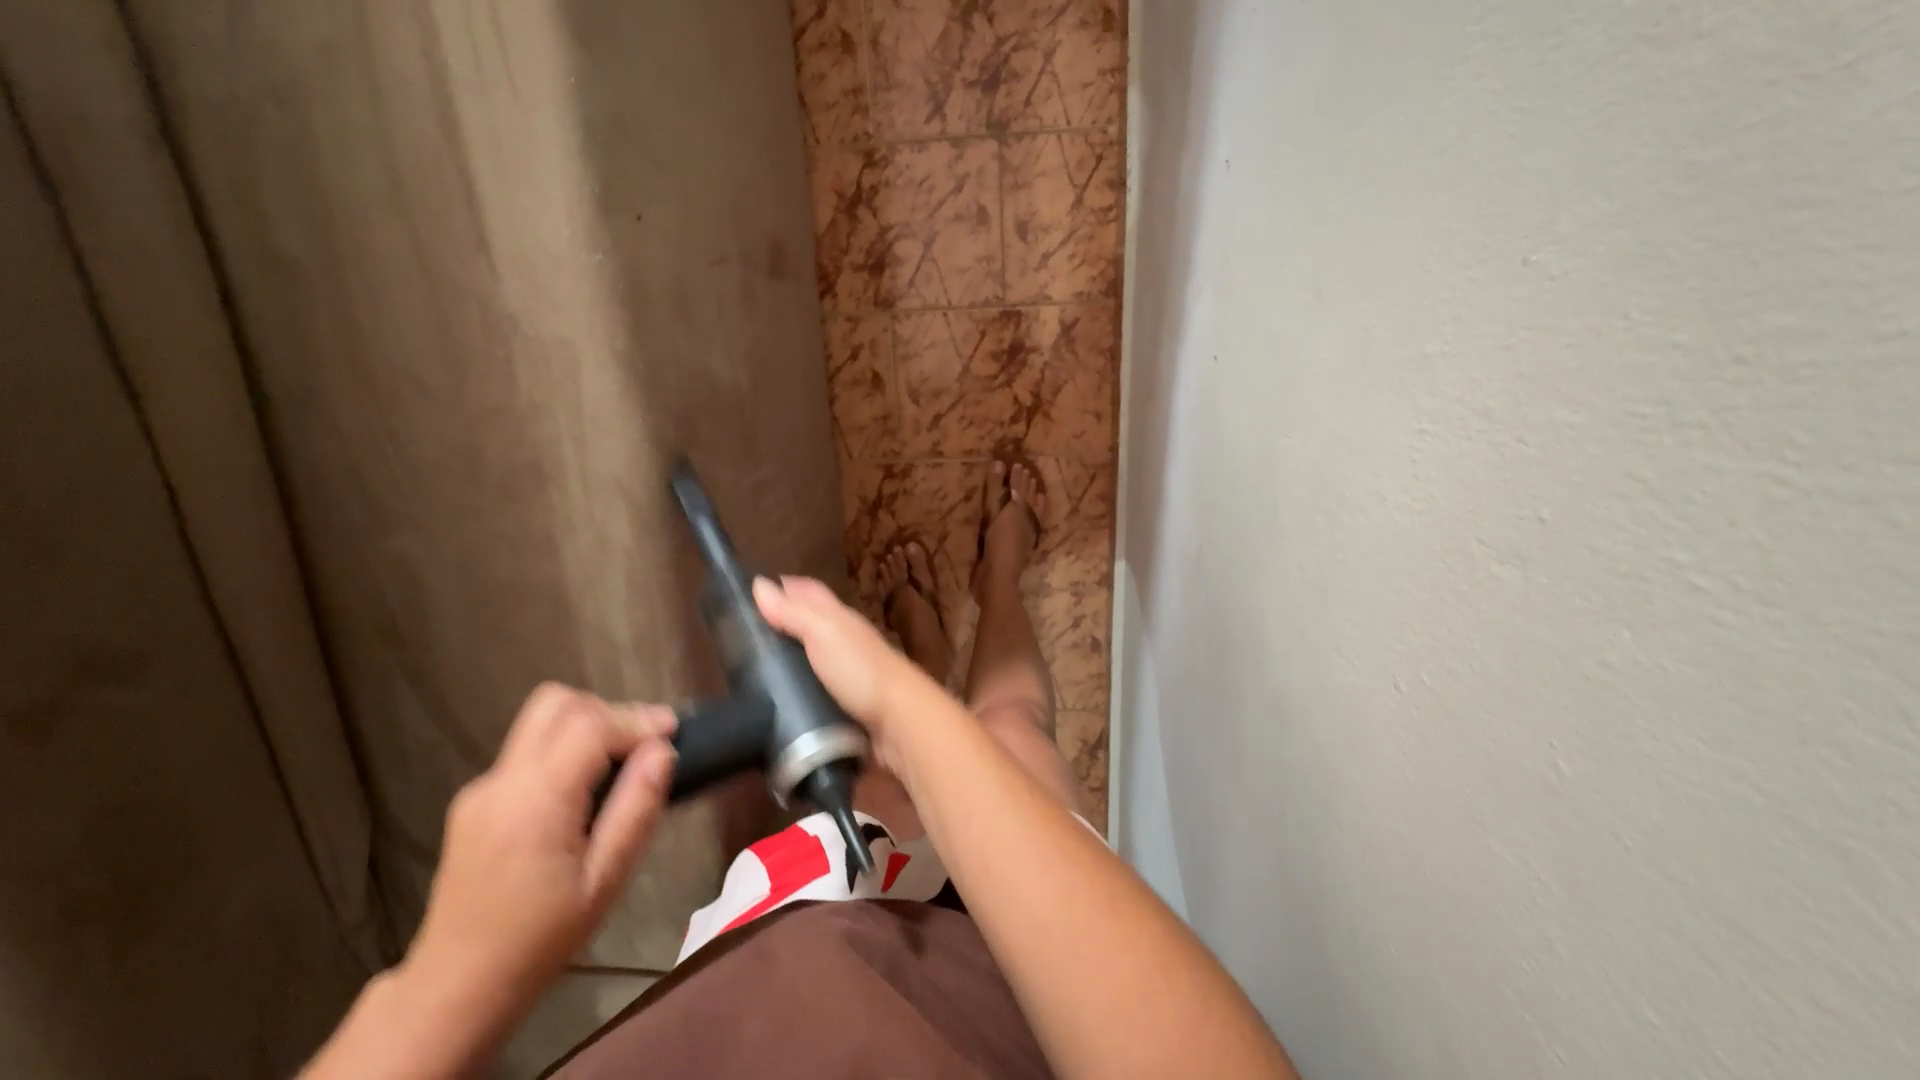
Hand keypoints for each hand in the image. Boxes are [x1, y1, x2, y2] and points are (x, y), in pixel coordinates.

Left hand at [403, 684, 676, 1018]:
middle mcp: (502, 781)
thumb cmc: (543, 938)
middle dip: (608, 711)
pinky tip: (583, 794)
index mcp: (536, 800)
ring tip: (621, 764)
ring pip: (538, 722)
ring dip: (585, 726)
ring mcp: (482, 788)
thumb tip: (662, 752)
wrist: (459, 983)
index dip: (636, 719)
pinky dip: (563, 752)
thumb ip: (636, 809)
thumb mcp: (606, 880)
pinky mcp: (474, 802)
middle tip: (646, 742)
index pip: (589, 724)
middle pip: (556, 703)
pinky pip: (526, 753)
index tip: (674, 731)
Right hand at [752, 575, 935, 769]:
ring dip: (793, 655)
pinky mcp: (848, 703)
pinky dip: (802, 685)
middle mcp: (846, 640)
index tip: (757, 590)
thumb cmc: (860, 669)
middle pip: (814, 621)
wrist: (900, 720)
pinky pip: (819, 686)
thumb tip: (759, 583)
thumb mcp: (823, 633)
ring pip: (817, 655)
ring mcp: (849, 672)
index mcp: (840, 618)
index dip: (787, 587)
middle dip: (786, 620)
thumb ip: (793, 612)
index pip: (811, 592)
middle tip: (749, 631)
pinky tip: (784, 695)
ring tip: (757, 666)